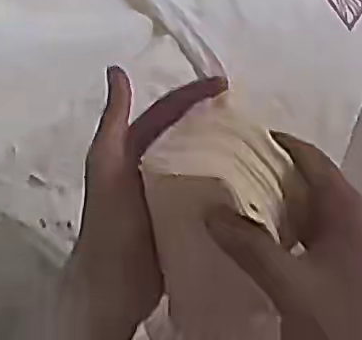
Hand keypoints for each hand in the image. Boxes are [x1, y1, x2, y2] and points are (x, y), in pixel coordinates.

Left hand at [62, 67, 227, 339]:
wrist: (110, 291)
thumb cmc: (107, 223)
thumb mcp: (106, 164)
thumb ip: (114, 120)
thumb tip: (116, 70)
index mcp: (138, 145)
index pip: (171, 109)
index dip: (194, 92)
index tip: (224, 84)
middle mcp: (157, 162)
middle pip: (191, 130)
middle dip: (216, 115)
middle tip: (246, 110)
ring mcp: (174, 190)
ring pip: (204, 158)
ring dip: (226, 147)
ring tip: (255, 140)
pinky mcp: (188, 217)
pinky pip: (211, 189)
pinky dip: (228, 180)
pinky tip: (250, 179)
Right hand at [206, 132, 361, 339]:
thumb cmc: (340, 323)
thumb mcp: (290, 285)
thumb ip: (250, 246)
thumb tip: (211, 210)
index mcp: (348, 204)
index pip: (308, 155)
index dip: (275, 143)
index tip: (239, 140)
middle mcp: (357, 214)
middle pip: (310, 179)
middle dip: (272, 175)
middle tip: (232, 173)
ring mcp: (359, 241)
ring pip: (313, 208)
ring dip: (280, 205)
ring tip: (240, 204)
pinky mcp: (356, 267)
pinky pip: (319, 232)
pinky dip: (292, 229)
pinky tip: (267, 242)